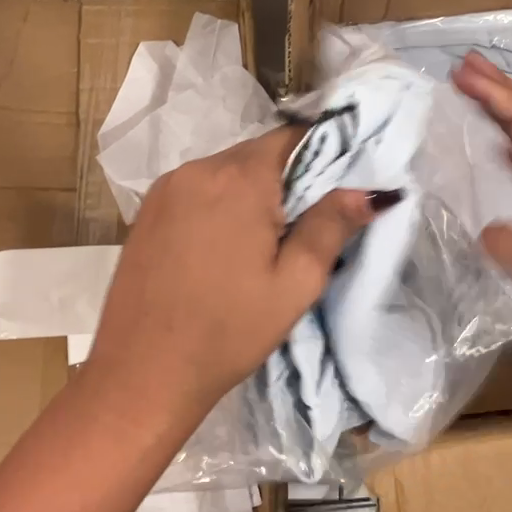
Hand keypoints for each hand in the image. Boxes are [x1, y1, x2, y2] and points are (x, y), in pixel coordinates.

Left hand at [85, 127, 374, 419]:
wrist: (141, 374)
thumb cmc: (228, 331)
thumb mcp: (295, 283)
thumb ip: (331, 227)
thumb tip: (369, 191)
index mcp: (239, 179)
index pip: (293, 137)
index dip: (323, 155)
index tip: (338, 189)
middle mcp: (198, 169)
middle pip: (259, 154)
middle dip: (288, 180)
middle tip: (307, 226)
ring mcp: (166, 189)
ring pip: (227, 172)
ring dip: (252, 194)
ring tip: (267, 243)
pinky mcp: (147, 211)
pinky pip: (199, 190)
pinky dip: (221, 206)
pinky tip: (226, 249)